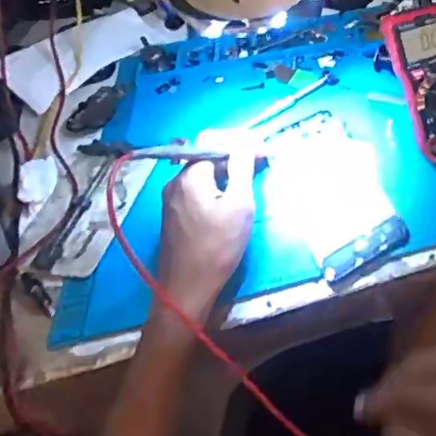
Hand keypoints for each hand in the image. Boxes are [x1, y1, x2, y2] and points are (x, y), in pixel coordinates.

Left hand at [155, 149, 255, 319]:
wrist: (185, 292)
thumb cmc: (216, 248)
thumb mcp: (239, 206)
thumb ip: (242, 169)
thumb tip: (245, 144)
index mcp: (190, 175)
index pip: (217, 143)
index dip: (242, 144)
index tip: (265, 152)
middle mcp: (175, 181)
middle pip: (208, 156)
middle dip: (234, 155)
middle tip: (259, 161)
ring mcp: (171, 198)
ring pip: (202, 172)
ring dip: (225, 170)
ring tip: (248, 176)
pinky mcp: (173, 214)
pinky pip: (196, 188)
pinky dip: (214, 185)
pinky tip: (228, 194)